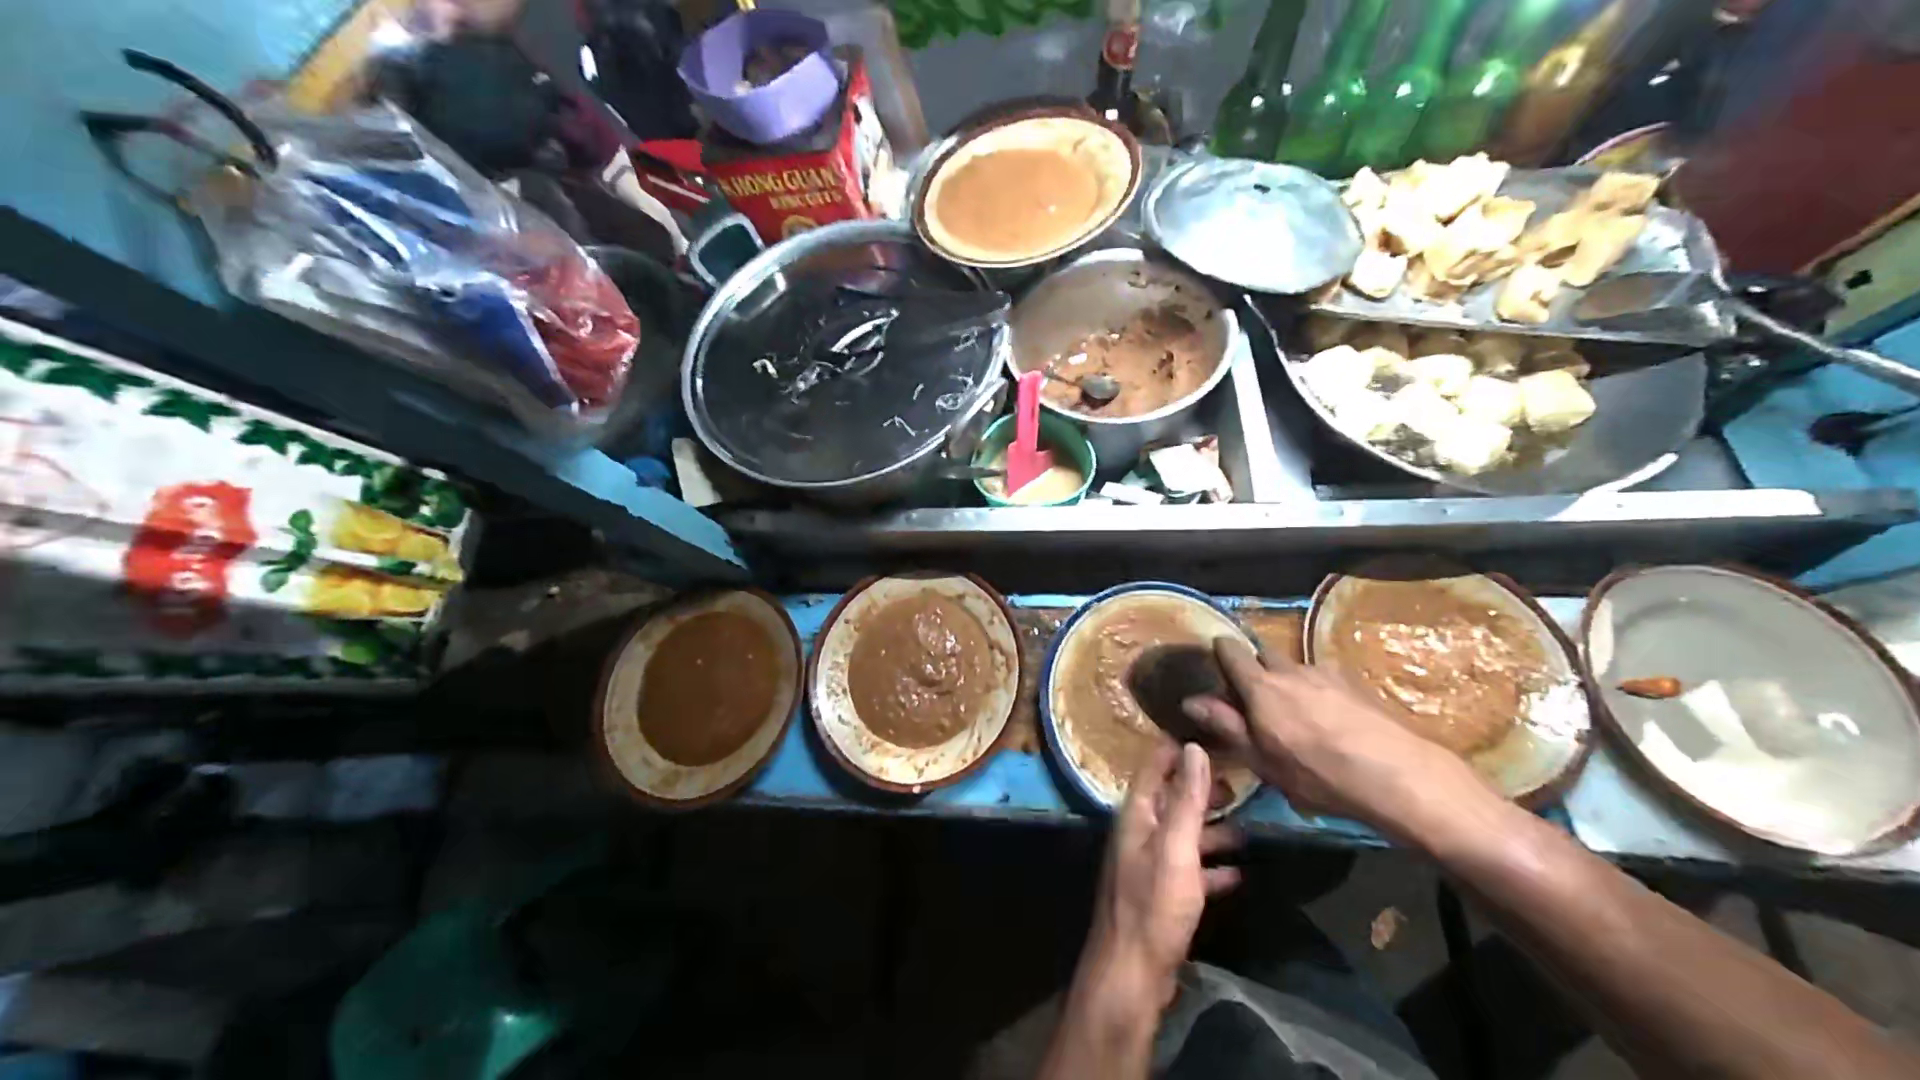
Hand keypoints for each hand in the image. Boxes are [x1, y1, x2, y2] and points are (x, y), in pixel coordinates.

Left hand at [1083, 742, 1241, 1011]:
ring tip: (1247, 823)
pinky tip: (1240, 872)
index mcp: (1137, 815)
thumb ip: (1187, 799)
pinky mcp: (1162, 894)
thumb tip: (1195, 748)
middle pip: (1172, 800)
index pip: (1154, 768)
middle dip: (1201, 789)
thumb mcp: (1176, 847)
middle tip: (1240, 783)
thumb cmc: (1154, 903)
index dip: (1178, 750)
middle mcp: (1139, 833)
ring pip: (1183, 834)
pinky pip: (1190, 869)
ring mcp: (1150, 864)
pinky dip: (1212, 866)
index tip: (1211, 736)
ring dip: (1211, 828)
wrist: (1133, 970)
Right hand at [1181, 639, 1496, 839]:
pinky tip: (1331, 720)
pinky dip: (1318, 692)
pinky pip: (1325, 679)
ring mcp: (1327, 673)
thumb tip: (1190, 699)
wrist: (1399, 775)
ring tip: (1297, 714)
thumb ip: (1226, 725)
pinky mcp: (1357, 684)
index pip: (1231, 650)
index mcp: (1260, 686)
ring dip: (1289, 681)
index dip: (1221, 652)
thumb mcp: (1262, 759)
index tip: (1217, 663)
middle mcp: (1291, 669)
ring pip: (1296, 668)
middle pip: (1264, 654)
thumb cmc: (1317, 774)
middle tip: (1255, 697)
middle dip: (1256, 667)